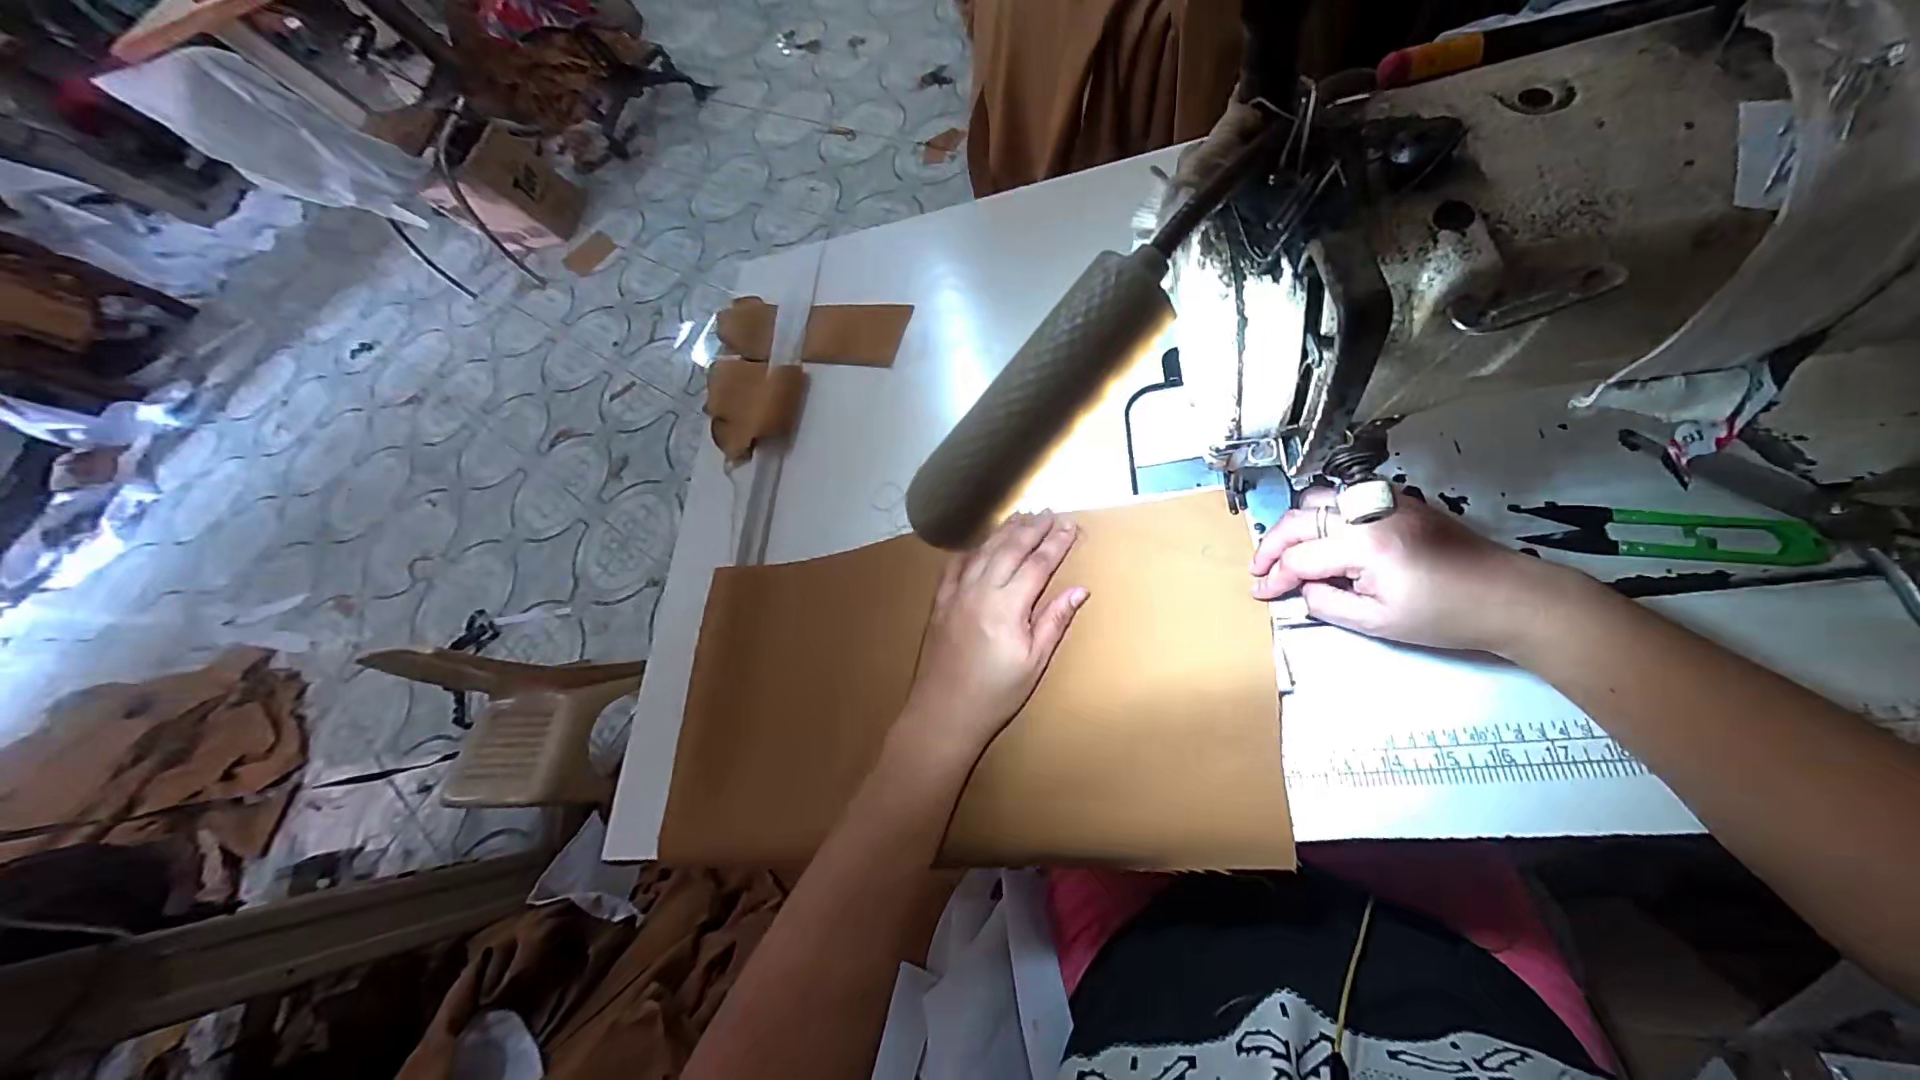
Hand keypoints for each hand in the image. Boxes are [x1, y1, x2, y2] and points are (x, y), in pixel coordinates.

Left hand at [899, 511, 1088, 751]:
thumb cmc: (995, 693)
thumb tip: (1079, 590)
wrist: (943, 712)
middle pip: (1010, 549)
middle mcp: (980, 591)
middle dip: (1032, 529)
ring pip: (983, 552)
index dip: (1056, 544)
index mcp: (1007, 606)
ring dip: (1004, 532)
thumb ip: (1054, 621)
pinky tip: (980, 545)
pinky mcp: (940, 603)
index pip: (1037, 564)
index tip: (1071, 527)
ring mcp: (956, 594)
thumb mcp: (1034, 662)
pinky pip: (955, 567)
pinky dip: (971, 551)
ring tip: (1021, 518)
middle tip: (1050, 513)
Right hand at [1250, 488, 1585, 655]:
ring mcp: (1385, 502)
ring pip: (1317, 500)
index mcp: (1365, 546)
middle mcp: (1369, 514)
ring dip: (1294, 524)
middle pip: (1298, 520)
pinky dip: (1321, 513)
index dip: (1274, 577)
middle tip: (1260, 569)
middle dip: (1271, 546)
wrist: (1510, 596)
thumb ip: (1327, 603)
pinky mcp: (1397, 500)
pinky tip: (1320, 535)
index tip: (1261, 593)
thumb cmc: (1447, 616)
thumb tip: (1301, 587)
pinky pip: (1344, 497)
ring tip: (1285, 549)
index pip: (1300, 558)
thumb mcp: (1377, 623)